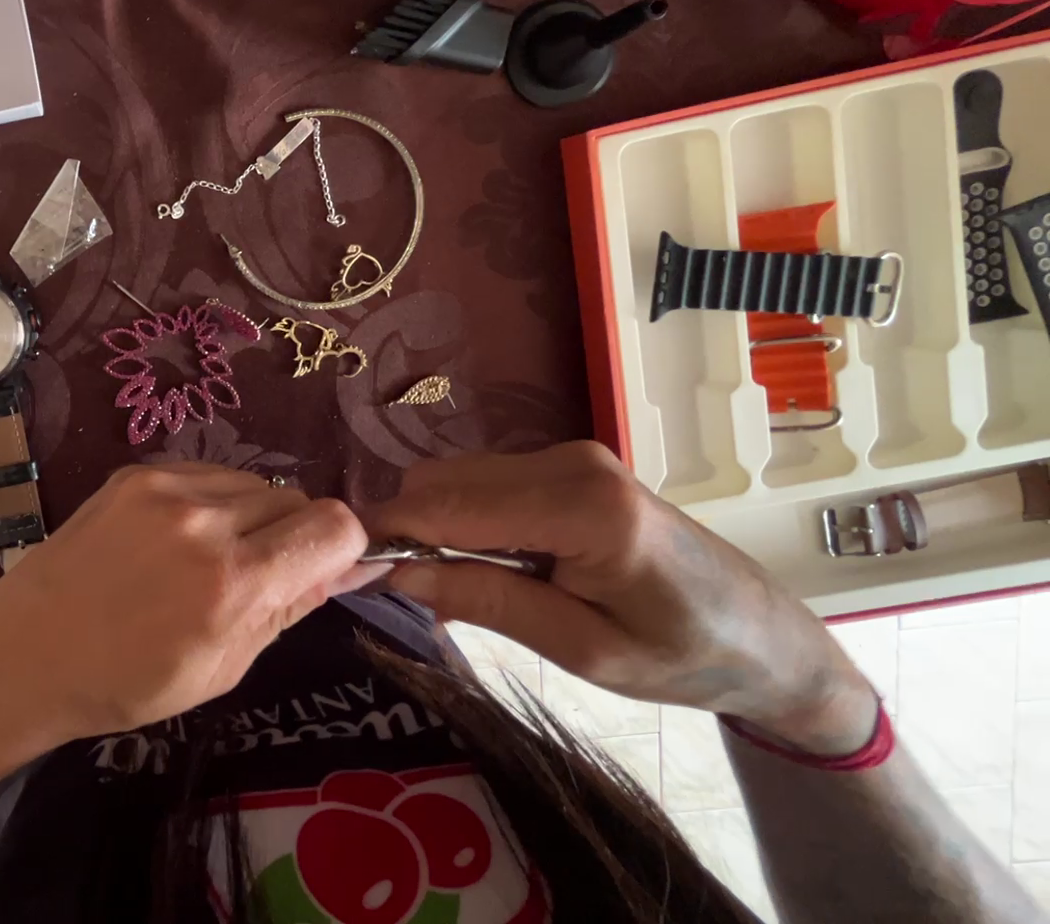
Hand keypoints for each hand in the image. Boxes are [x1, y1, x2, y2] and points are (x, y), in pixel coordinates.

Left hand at [0, 463, 375, 748]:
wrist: (27, 651)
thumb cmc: (127, 683)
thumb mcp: (224, 668)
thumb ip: (288, 607)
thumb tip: (344, 566)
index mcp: (235, 581)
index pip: (334, 525)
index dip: (340, 550)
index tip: (317, 572)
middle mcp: (206, 520)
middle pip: (295, 499)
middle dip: (292, 536)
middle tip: (255, 573)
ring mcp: (165, 488)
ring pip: (252, 481)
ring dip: (250, 515)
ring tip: (207, 555)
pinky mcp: (134, 472)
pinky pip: (205, 473)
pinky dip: (209, 500)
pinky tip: (175, 535)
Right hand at [364, 442, 879, 755]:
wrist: (764, 637)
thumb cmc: (682, 656)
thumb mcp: (578, 647)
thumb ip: (483, 599)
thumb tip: (392, 573)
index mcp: (581, 507)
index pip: (447, 505)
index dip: (387, 534)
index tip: (348, 572)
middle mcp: (568, 462)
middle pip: (439, 482)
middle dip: (408, 532)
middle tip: (409, 595)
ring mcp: (567, 456)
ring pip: (451, 477)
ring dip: (433, 527)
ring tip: (454, 586)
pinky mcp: (564, 465)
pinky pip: (479, 481)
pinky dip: (459, 519)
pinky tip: (485, 562)